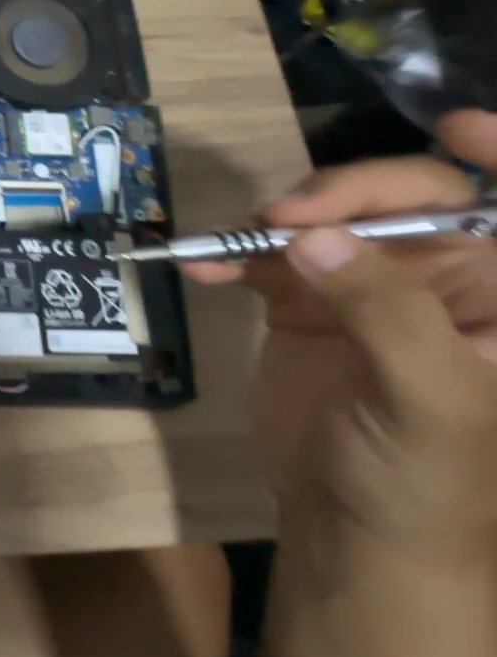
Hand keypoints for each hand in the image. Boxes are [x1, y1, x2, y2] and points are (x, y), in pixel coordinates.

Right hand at [186, 110, 496, 554]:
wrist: (355, 529)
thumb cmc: (431, 480)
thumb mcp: (431, 400)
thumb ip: (385, 312)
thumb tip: (307, 235)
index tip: (454, 126)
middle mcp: (451, 282)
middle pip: (409, 199)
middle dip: (349, 193)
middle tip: (283, 214)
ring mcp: (372, 289)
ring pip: (326, 220)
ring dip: (271, 223)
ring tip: (227, 244)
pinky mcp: (306, 304)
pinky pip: (265, 256)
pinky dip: (228, 255)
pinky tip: (200, 267)